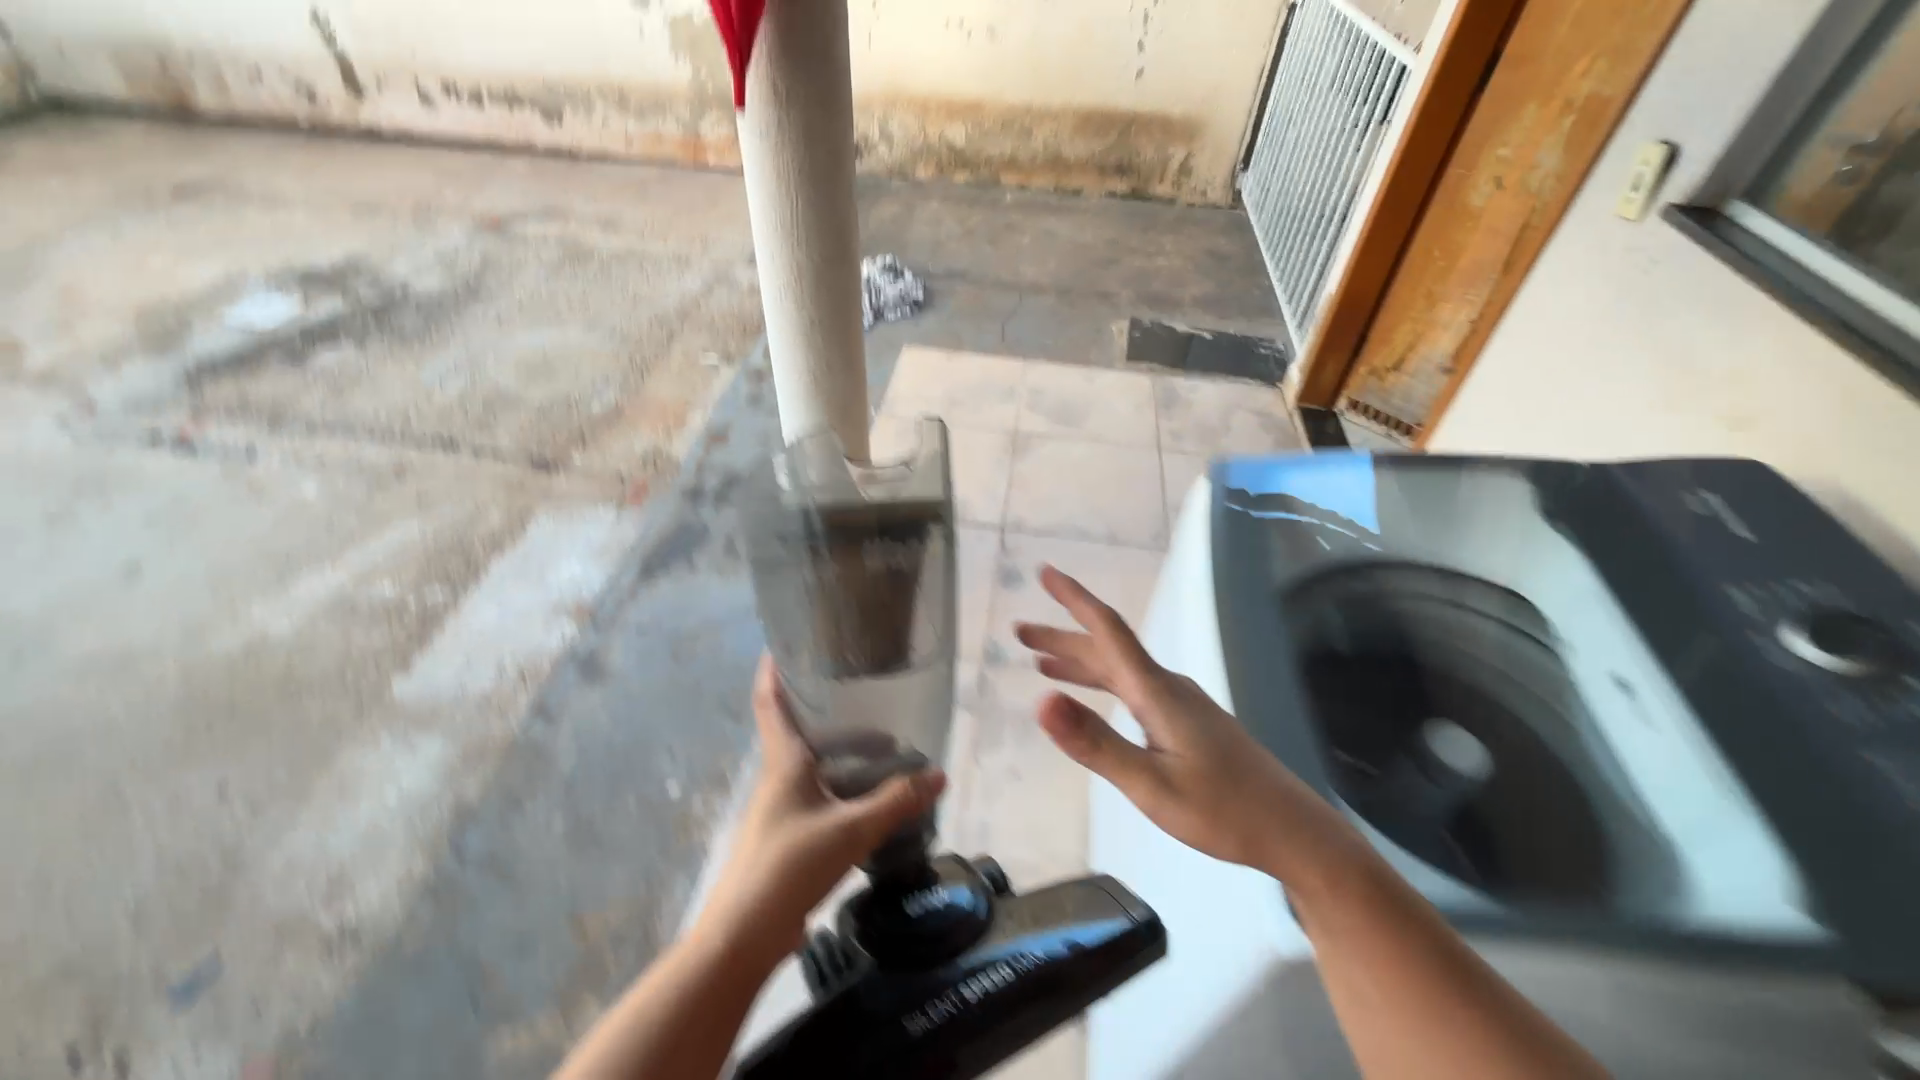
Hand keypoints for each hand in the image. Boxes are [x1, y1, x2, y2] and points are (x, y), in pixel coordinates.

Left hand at [693, 656, 946, 963]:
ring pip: (814, 772)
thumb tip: (938, 775)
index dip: (773, 672)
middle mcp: (777, 781)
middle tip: (877, 708)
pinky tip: (871, 809)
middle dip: (837, 720)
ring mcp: (779, 814)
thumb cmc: (790, 865)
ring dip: (845, 761)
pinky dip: (843, 794)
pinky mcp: (786, 842)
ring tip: (887, 759)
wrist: (744, 934)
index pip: (771, 704)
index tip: (781, 643)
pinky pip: (819, 803)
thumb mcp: (851, 829)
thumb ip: (896, 802)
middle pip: (803, 736)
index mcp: (783, 764)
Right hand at [1015, 566, 1354, 878]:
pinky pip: (1132, 691)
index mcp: (1157, 694)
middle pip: (1109, 650)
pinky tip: (1090, 698)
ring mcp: (1180, 706)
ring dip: (1078, 663)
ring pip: (1120, 671)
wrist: (1291, 831)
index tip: (1045, 573)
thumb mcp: (1150, 785)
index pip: (1109, 633)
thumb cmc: (1222, 811)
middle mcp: (1167, 689)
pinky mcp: (1187, 724)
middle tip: (1019, 632)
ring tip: (1039, 661)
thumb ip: (1095, 743)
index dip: (1075, 600)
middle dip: (1063, 637)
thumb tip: (1040, 700)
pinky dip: (1101, 685)